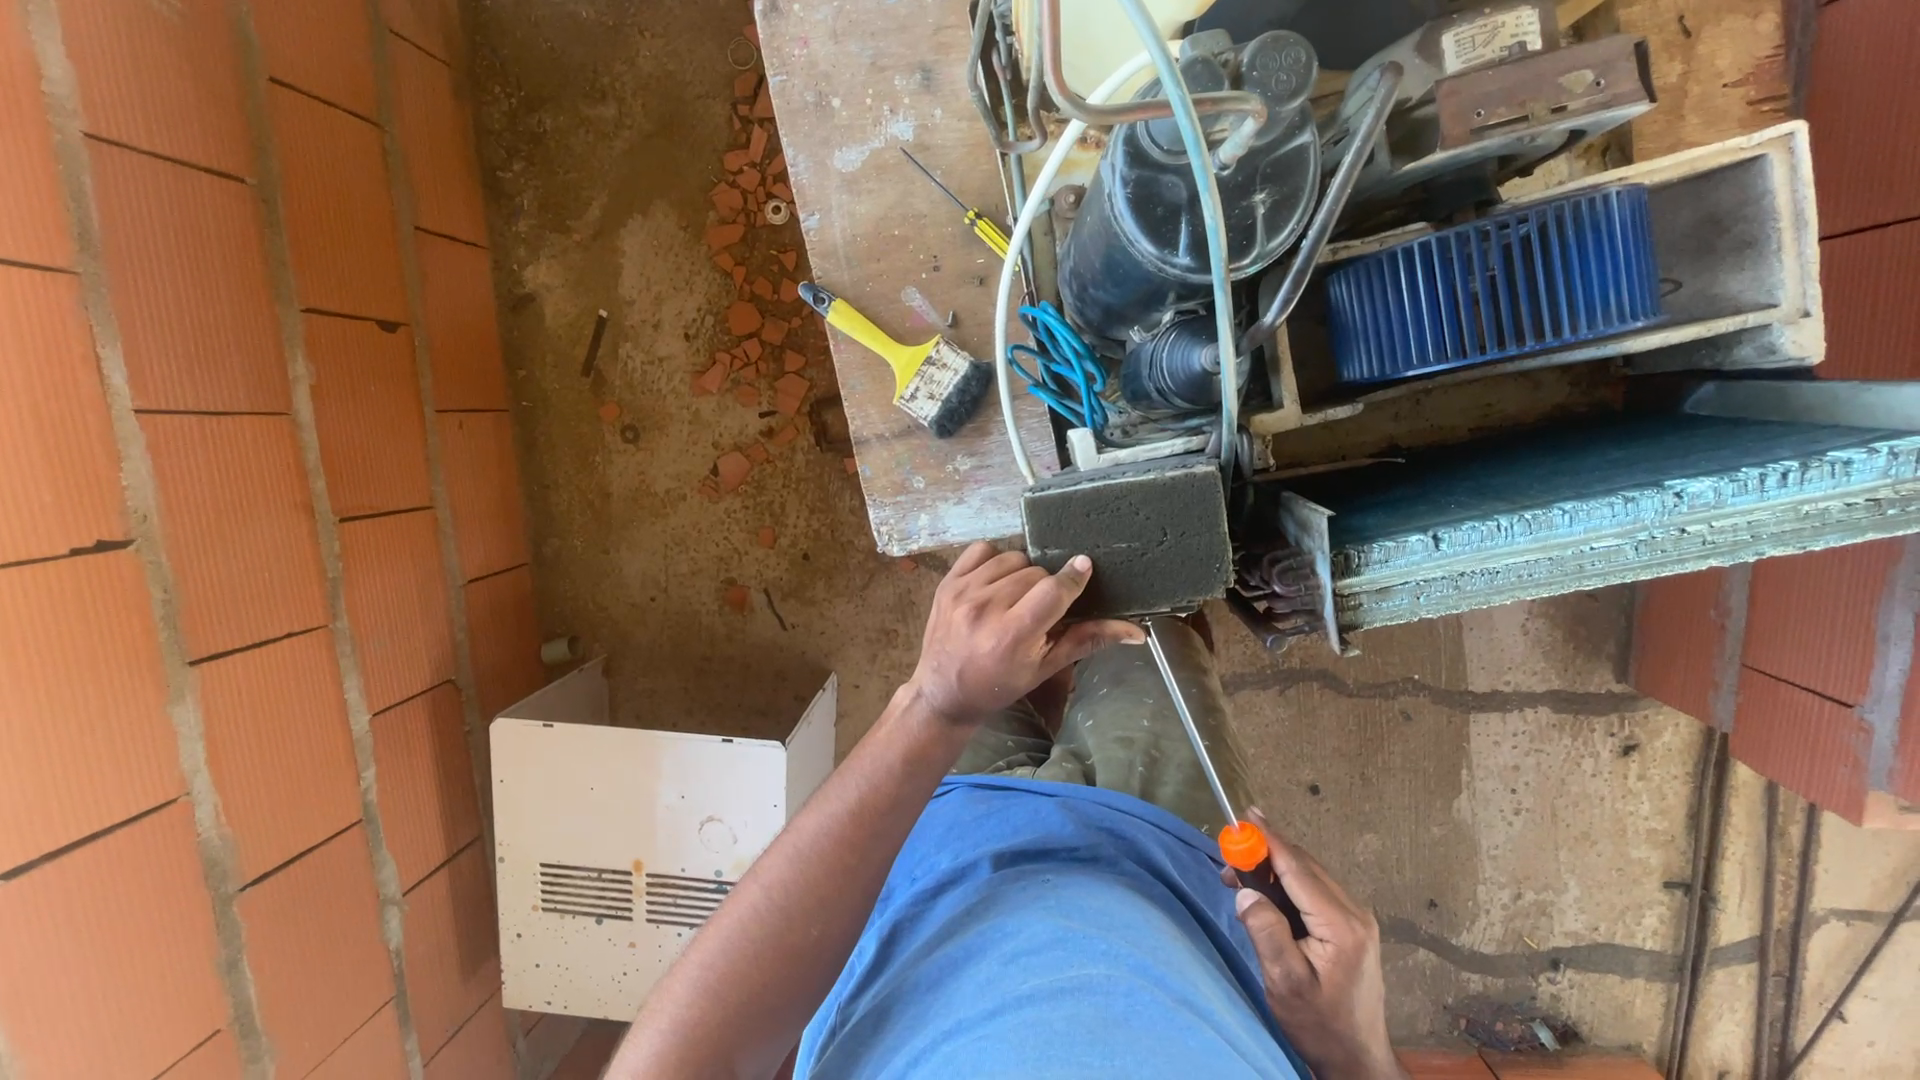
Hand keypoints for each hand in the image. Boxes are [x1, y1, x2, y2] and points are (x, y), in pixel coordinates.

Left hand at [906, 542, 1142, 724]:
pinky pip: (983, 549)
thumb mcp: (1046, 667)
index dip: (1073, 577)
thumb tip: (1137, 631)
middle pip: (1036, 573)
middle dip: (1044, 588)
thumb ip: (1088, 640)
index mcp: (1012, 635)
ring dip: (1021, 574)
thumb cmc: (1000, 684)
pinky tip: (995, 583)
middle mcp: (985, 609)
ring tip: (1016, 599)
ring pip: (1013, 558)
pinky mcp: (947, 582)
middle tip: (1038, 610)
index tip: (1084, 567)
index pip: (1053, 589)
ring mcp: (962, 592)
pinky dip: (995, 561)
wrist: (944, 692)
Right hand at [1227, 810, 1403, 1079]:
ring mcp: (1355, 918)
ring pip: (1307, 875)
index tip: (1245, 815)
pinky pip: (1313, 890)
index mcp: (1341, 923)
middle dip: (1264, 854)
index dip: (1268, 839)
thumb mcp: (1285, 982)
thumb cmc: (1319, 1023)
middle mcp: (1354, 912)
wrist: (1355, 1058)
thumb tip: (1245, 890)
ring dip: (1273, 869)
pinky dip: (1286, 883)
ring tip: (1238, 876)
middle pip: (1303, 865)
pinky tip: (1264, 893)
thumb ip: (1266, 931)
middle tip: (1228, 858)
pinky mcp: (1350, 926)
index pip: (1297, 867)